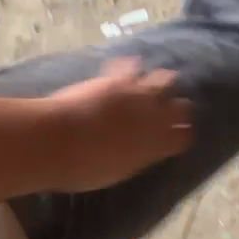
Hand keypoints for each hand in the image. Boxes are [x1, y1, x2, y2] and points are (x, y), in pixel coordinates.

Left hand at [43, 60, 193, 191]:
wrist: (54, 142)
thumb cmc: (79, 168)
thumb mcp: (115, 172)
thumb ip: (136, 158)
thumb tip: (144, 152)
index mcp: (157, 144)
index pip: (184, 136)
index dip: (181, 134)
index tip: (175, 135)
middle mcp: (157, 116)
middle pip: (182, 106)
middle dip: (176, 107)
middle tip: (167, 110)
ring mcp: (141, 94)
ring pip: (167, 79)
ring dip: (161, 82)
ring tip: (152, 84)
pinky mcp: (121, 78)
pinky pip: (132, 66)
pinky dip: (128, 67)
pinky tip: (124, 67)